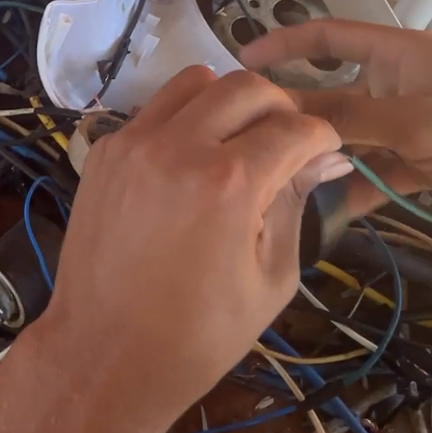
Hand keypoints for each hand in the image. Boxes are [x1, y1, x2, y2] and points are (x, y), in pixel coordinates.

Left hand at [18, 65, 347, 432]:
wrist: (104, 351)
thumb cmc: (198, 333)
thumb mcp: (270, 278)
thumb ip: (295, 202)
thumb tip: (326, 156)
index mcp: (228, 183)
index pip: (292, 128)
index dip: (321, 135)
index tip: (325, 148)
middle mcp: (178, 145)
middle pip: (245, 87)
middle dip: (279, 105)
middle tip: (286, 138)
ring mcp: (134, 140)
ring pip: (194, 81)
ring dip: (227, 99)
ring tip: (237, 137)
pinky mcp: (105, 148)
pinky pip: (154, 108)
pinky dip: (183, 119)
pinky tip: (190, 158)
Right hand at [240, 20, 431, 264]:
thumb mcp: (422, 125)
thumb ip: (350, 115)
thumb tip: (282, 109)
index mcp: (404, 54)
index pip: (331, 35)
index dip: (286, 42)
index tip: (241, 60)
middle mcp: (403, 85)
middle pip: (335, 90)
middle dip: (301, 111)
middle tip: (257, 135)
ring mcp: (413, 128)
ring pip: (351, 135)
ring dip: (325, 153)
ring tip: (286, 176)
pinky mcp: (424, 167)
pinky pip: (374, 170)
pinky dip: (354, 185)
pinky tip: (330, 208)